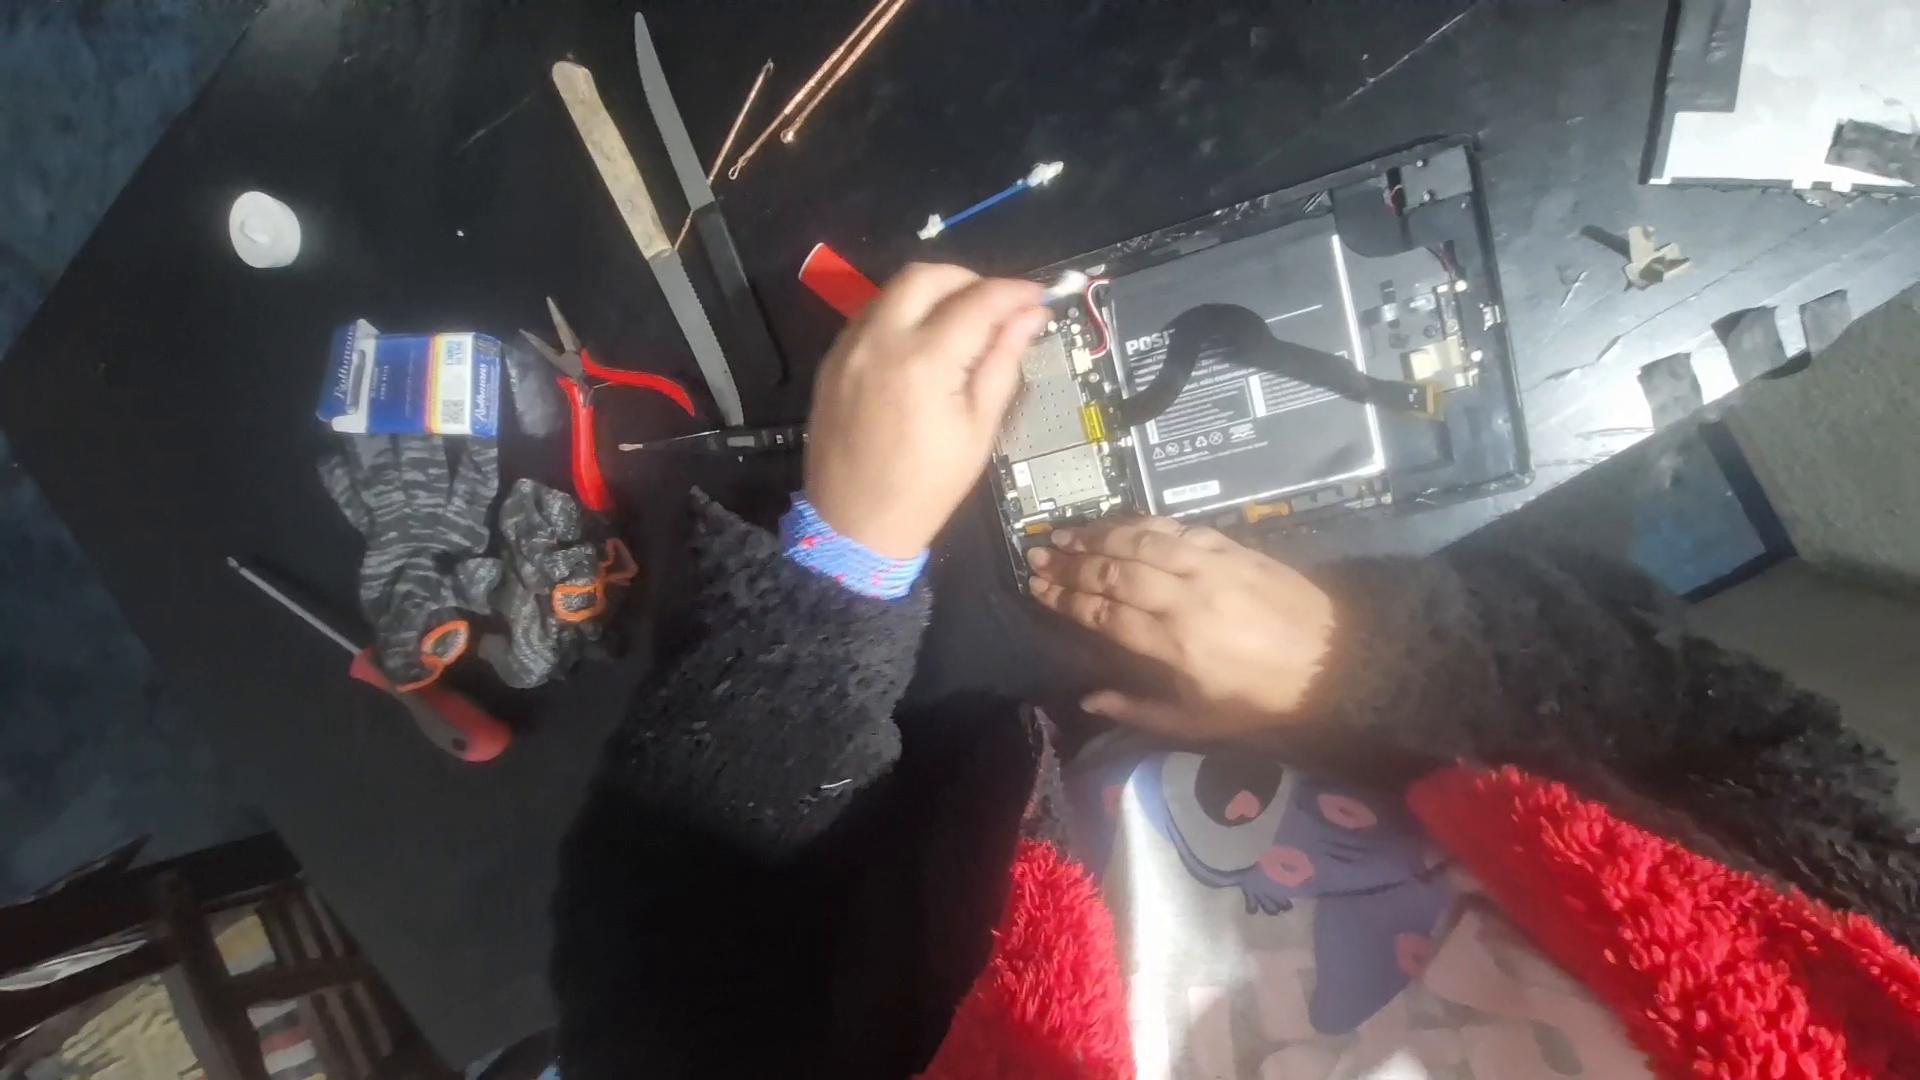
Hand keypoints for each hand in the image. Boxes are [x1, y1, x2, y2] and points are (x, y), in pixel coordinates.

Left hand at [805, 263, 1047, 557]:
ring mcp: (848, 348)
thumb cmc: (926, 488)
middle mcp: (878, 341)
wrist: (854, 525)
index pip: (976, 302)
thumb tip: (1030, 317)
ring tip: (963, 323)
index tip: (1038, 297)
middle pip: (927, 275)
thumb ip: (1003, 364)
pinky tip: (922, 342)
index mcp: (922, 363)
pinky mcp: (832, 360)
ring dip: (934, 292)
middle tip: (997, 307)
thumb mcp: (978, 430)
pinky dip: (902, 313)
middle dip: (970, 279)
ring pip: (893, 289)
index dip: (1014, 292)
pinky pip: (871, 314)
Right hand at [1026, 518, 1334, 737]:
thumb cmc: (1261, 698)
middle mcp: (1183, 599)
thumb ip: (1138, 710)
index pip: (1104, 614)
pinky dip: (1137, 523)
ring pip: (1138, 543)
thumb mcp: (1200, 722)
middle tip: (1036, 555)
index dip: (1066, 600)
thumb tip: (1087, 701)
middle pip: (1113, 573)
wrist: (1335, 659)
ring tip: (1063, 534)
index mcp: (1174, 646)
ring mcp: (1207, 566)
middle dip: (1069, 564)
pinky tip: (1114, 524)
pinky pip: (1172, 527)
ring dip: (1095, 536)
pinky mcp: (1227, 546)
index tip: (1036, 588)